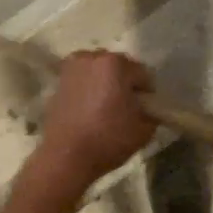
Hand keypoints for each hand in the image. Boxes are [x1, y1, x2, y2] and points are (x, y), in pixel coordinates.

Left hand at [36, 51, 156, 187]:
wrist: (66, 155)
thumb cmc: (107, 139)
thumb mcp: (143, 131)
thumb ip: (152, 114)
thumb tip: (149, 109)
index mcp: (117, 64)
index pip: (142, 74)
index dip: (147, 93)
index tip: (145, 109)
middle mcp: (94, 57)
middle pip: (119, 66)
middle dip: (125, 83)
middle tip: (126, 107)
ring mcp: (74, 65)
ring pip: (99, 69)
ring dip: (106, 81)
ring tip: (106, 106)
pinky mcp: (60, 78)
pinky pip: (83, 77)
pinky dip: (89, 86)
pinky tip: (89, 106)